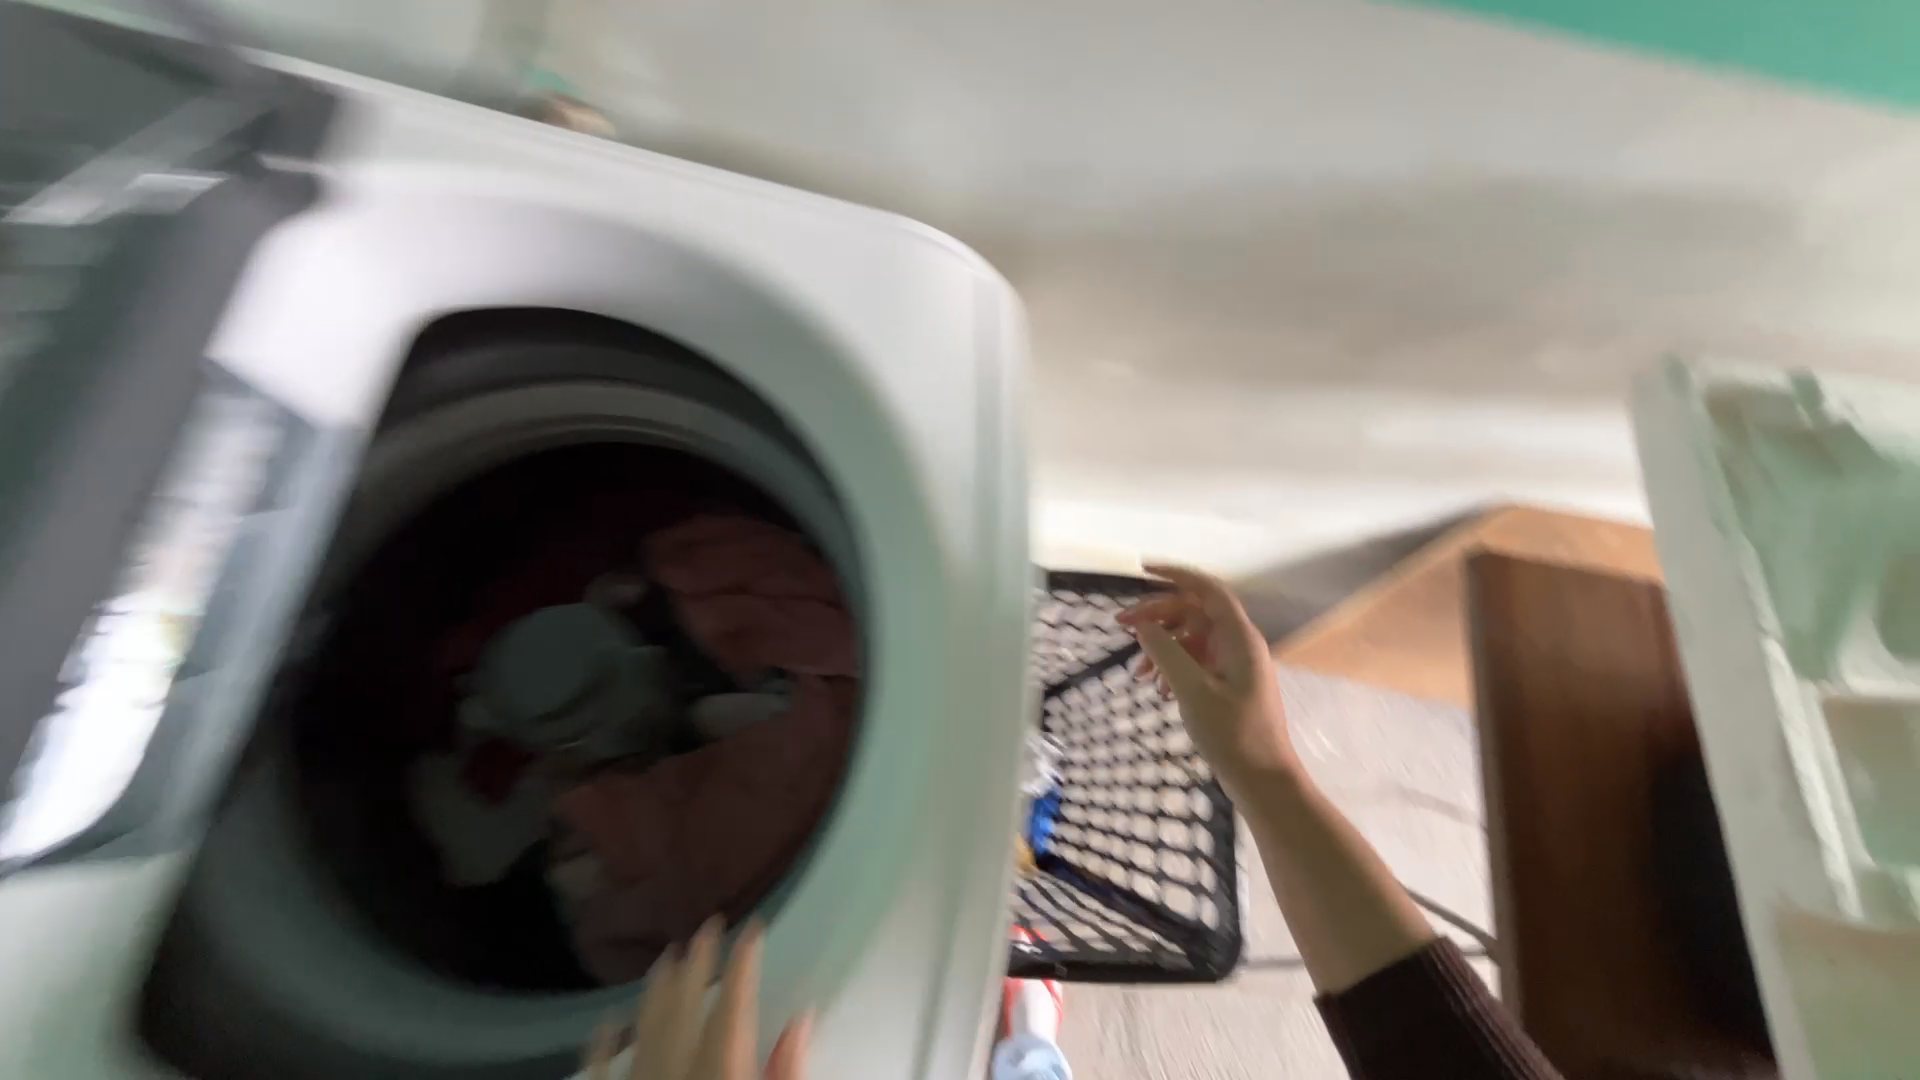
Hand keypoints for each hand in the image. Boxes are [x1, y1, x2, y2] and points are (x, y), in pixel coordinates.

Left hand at [585, 918, 811, 1079]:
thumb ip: (788, 1071)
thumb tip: (801, 1020)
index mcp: (722, 1071)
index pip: (734, 1004)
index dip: (743, 962)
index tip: (753, 928)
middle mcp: (678, 1073)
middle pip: (686, 1008)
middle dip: (698, 962)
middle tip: (708, 925)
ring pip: (646, 1031)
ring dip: (657, 992)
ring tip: (666, 956)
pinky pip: (604, 1072)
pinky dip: (604, 1045)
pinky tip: (606, 1023)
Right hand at [1116, 564, 1296, 796]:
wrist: (1264, 780)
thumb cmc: (1232, 734)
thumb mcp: (1192, 690)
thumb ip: (1166, 651)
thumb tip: (1143, 624)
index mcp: (1238, 637)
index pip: (1206, 589)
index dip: (1175, 574)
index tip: (1141, 570)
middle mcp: (1239, 643)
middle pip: (1193, 612)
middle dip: (1157, 616)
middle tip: (1122, 628)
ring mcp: (1235, 664)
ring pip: (1191, 638)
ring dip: (1162, 647)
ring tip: (1139, 674)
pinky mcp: (1229, 684)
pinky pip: (1196, 661)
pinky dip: (1173, 667)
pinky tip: (1159, 690)